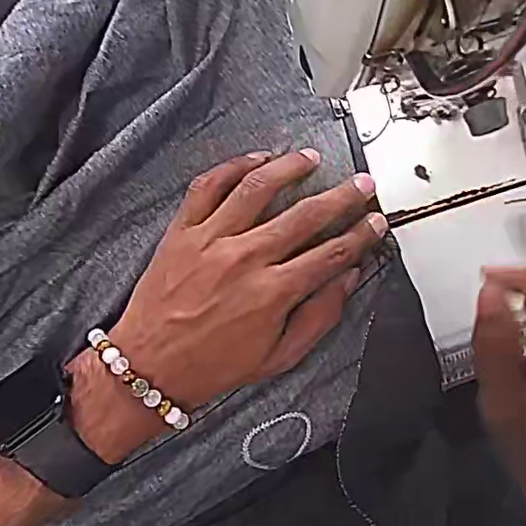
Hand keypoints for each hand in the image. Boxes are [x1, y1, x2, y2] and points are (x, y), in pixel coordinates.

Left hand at [67, 149, 386, 460]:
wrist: (151, 366)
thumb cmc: (212, 364)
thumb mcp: (279, 356)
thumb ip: (320, 316)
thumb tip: (349, 280)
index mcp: (272, 293)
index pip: (332, 253)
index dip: (361, 235)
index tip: (373, 223)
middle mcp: (244, 260)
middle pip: (306, 214)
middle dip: (342, 196)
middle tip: (360, 185)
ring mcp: (211, 241)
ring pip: (259, 187)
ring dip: (291, 167)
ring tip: (311, 158)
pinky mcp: (183, 231)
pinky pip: (209, 186)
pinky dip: (235, 166)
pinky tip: (256, 160)